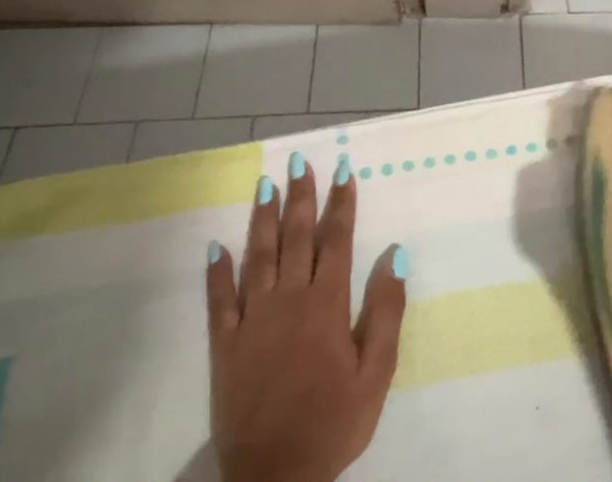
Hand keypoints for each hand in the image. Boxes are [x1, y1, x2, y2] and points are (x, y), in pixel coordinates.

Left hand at [206, 154, 407, 481]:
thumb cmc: (334, 422)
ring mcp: (252, 320)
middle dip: (300, 197)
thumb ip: (385, 311)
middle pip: (295, 238)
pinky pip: (219, 300)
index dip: (341, 204)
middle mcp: (288, 301)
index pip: (337, 242)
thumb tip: (395, 254)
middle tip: (300, 162)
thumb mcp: (377, 373)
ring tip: (265, 185)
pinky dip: (217, 272)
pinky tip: (216, 246)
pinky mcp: (225, 345)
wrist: (275, 474)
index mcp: (327, 306)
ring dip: (262, 219)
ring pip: (257, 257)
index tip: (343, 171)